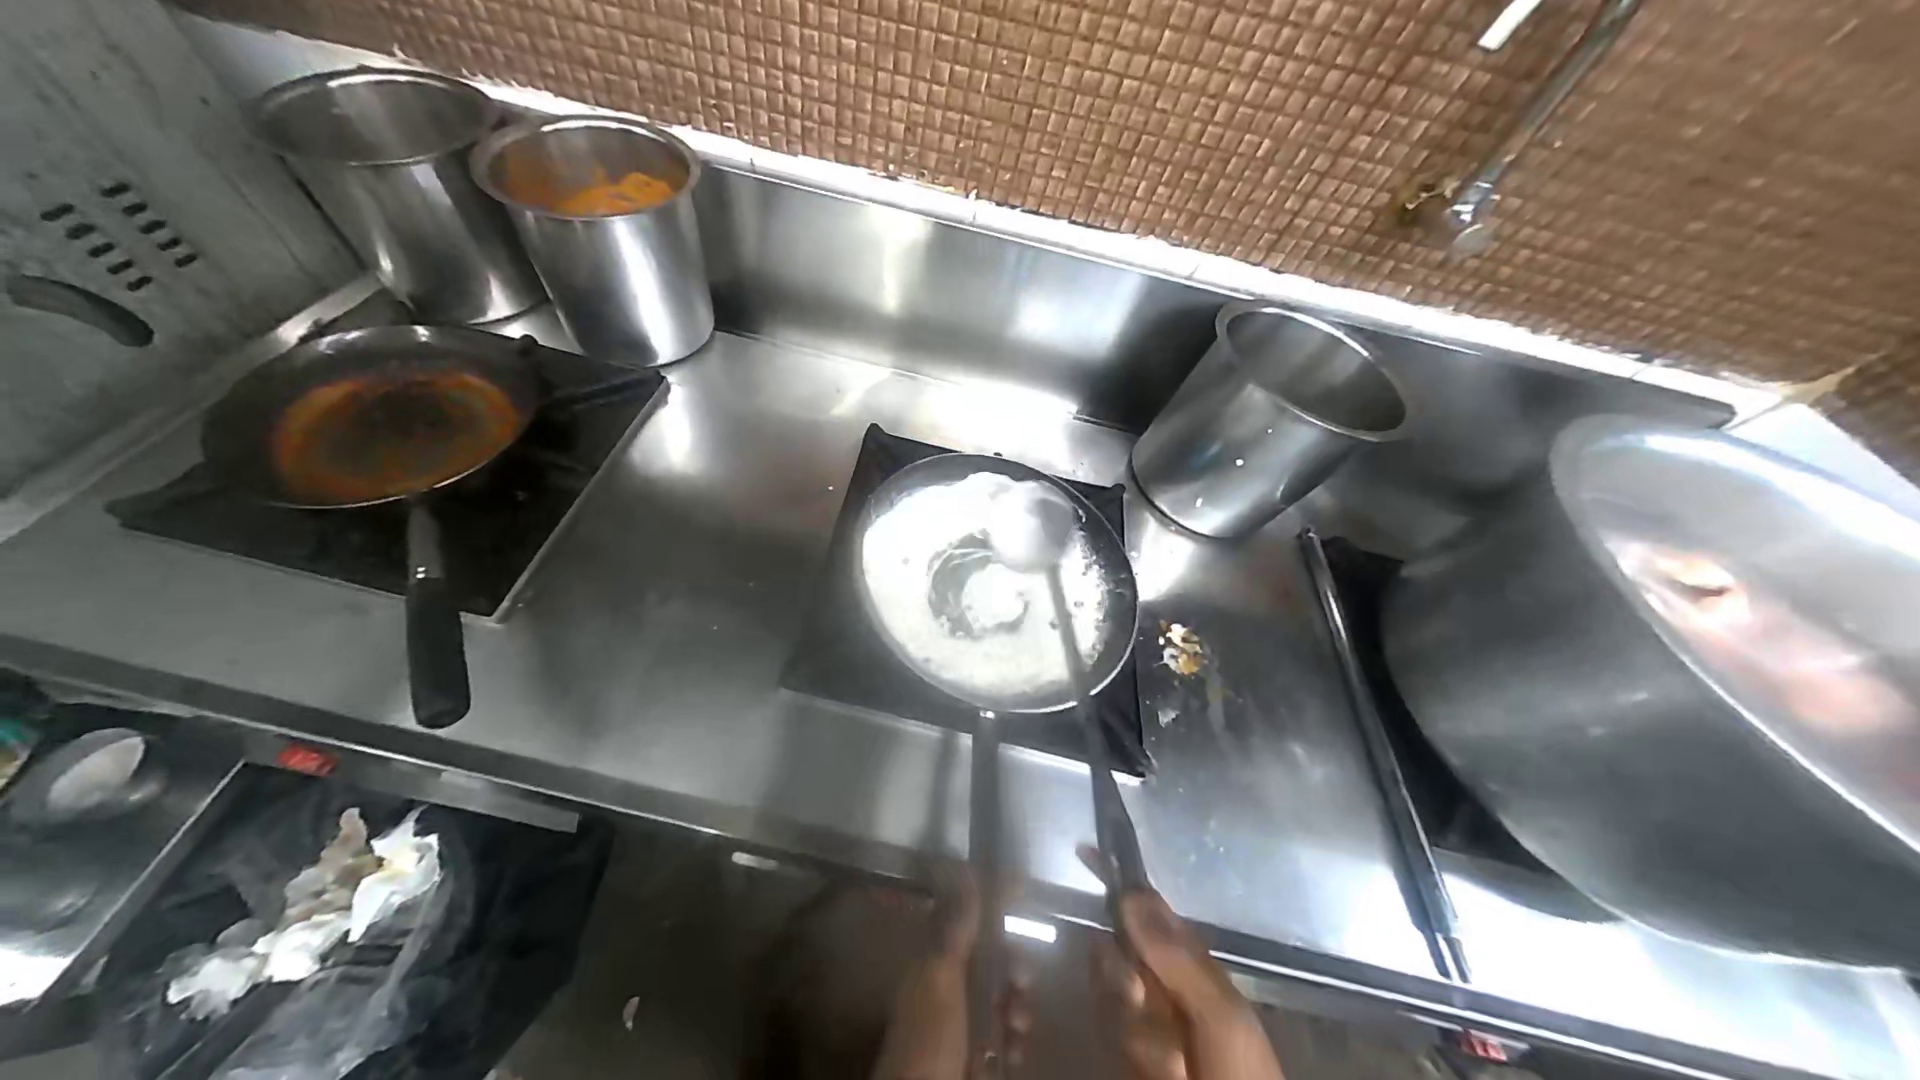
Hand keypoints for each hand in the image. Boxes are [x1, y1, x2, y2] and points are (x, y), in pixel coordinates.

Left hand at [871, 871, 1030, 1079]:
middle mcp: (949, 982)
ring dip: (1019, 1006)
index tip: (1021, 884)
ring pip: (1003, 994)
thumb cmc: (928, 1037)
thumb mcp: (941, 977)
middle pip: (991, 956)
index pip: (966, 914)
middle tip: (1022, 980)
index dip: (991, 899)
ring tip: (1019, 1026)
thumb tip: (964, 870)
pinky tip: (1014, 1052)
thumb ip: (956, 927)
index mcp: (935, 958)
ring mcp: (963, 1017)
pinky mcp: (977, 1050)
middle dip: (1013, 966)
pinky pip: (1006, 1032)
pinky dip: (1015, 1039)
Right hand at [1085, 853, 1284, 1079]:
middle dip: (1118, 975)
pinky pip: (1108, 1038)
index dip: (1117, 883)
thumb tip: (1130, 894)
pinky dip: (1133, 1059)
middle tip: (1139, 1000)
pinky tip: (1165, 1076)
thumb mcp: (1222, 1019)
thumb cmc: (1243, 1079)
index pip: (1146, 910)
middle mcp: (1161, 986)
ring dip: (1136, 1033)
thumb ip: (1177, 959)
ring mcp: (1144, 1026)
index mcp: (1190, 964)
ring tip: (1173, 1069)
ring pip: (1107, 999)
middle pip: (1113, 952)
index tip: (1085, 854)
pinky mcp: (1126, 1059)